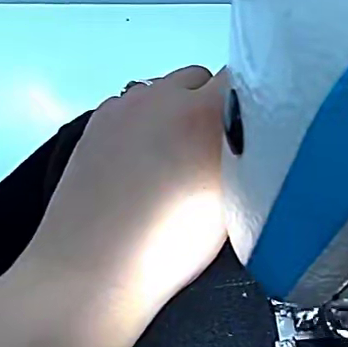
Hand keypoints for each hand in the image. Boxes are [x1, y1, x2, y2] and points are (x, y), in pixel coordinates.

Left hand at [17, 65, 227, 342]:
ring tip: (171, 156)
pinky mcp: (99, 117)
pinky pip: (134, 104)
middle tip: (210, 148)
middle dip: (211, 104)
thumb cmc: (169, 246)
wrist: (93, 268)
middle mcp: (164, 96)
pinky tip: (140, 160)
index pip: (244, 80)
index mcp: (206, 113)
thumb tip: (254, 133)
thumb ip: (248, 154)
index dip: (251, 105)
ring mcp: (126, 104)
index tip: (251, 132)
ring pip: (166, 89)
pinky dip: (144, 121)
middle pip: (204, 78)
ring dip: (176, 110)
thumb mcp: (232, 200)